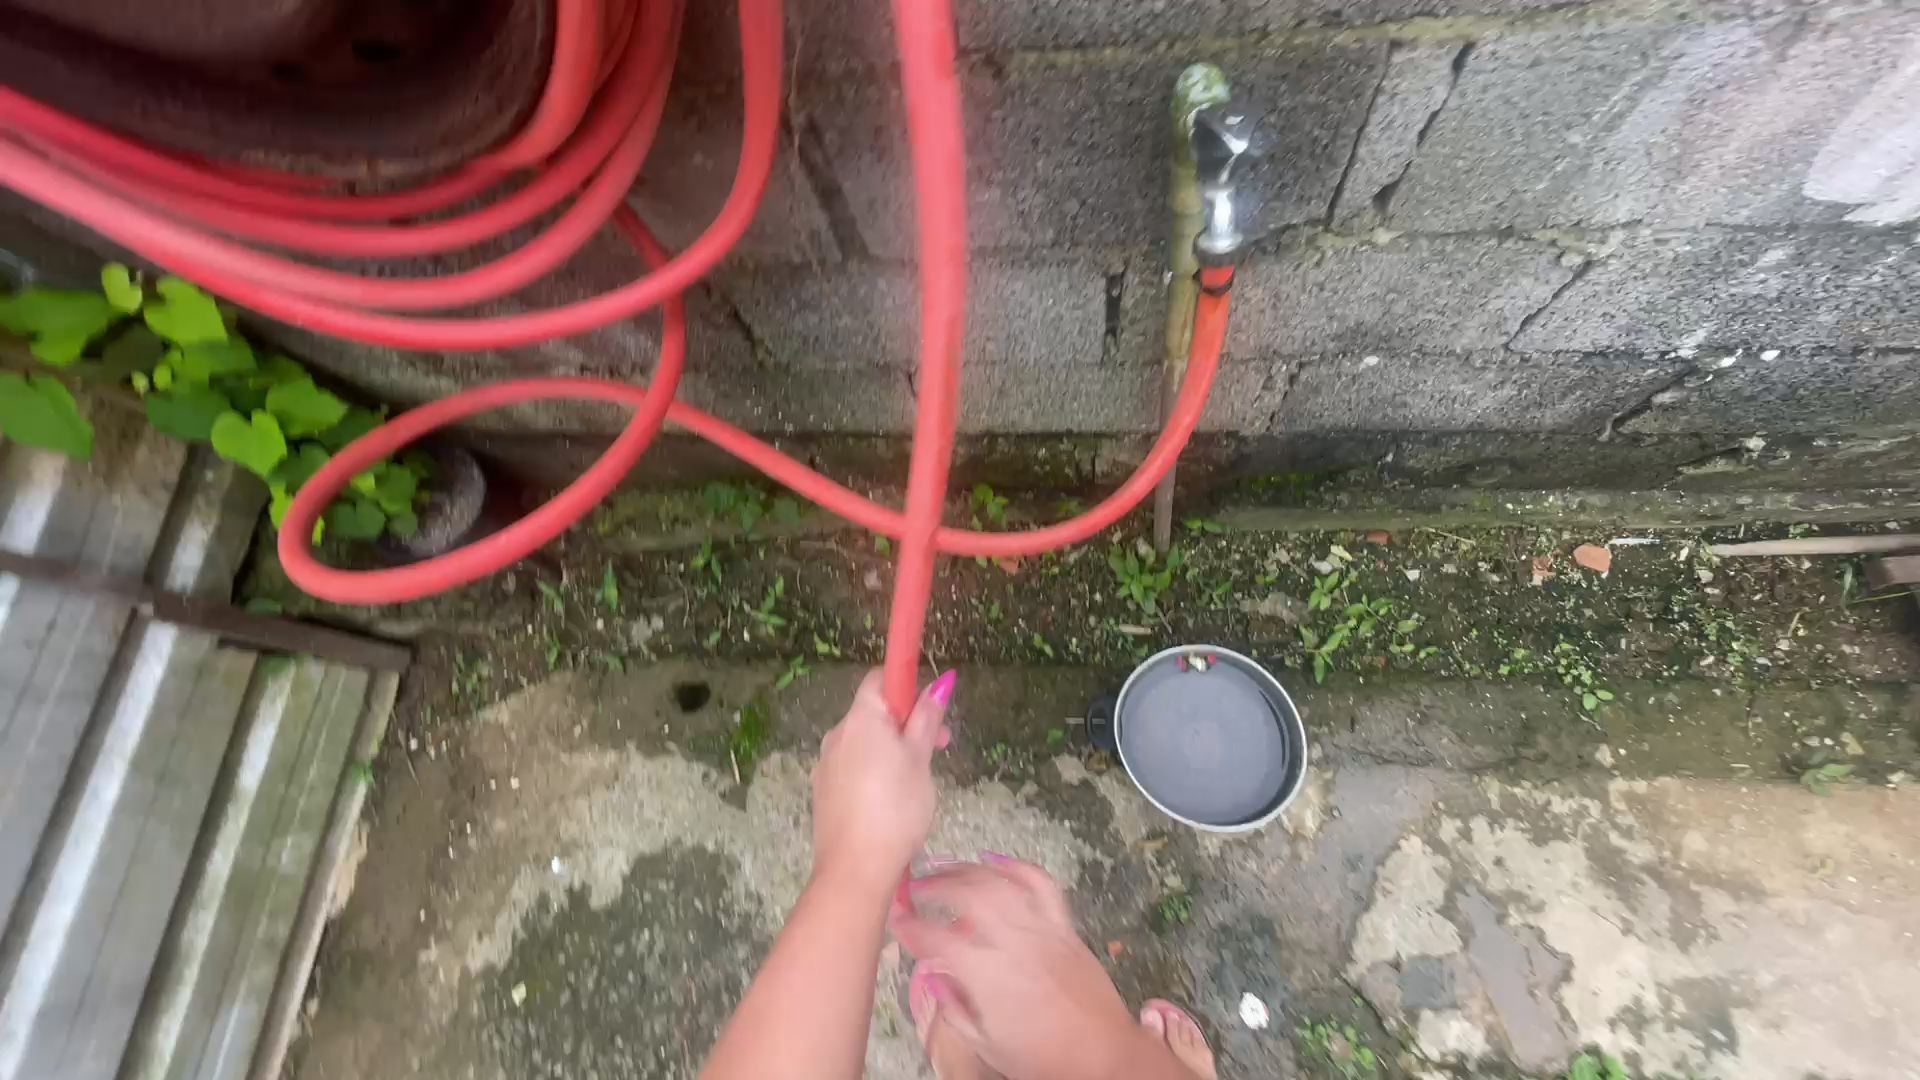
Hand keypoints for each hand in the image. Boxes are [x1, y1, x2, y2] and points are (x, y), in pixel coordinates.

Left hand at [808, 669, 951, 895]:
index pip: (879, 678)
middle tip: (937, 748)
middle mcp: (837, 734)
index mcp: (861, 718)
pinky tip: (890, 802)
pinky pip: (852, 767)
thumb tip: (939, 683)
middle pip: (873, 712)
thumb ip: (927, 718)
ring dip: (891, 749)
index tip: (929, 709)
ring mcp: (825, 764)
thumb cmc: (896, 807)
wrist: (855, 870)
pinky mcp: (822, 791)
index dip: (906, 684)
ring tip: (916, 782)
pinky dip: (872, 771)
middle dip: (905, 723)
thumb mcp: (921, 759)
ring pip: (864, 742)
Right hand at [889, 857, 1169, 1079]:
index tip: (897, 918)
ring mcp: (1040, 927)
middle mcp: (1012, 942)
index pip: (936, 939)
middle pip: (967, 894)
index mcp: (987, 975)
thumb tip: (931, 975)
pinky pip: (1040, 882)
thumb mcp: (988, 1044)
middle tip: (916, 885)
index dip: (910, 926)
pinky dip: (1015, 866)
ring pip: (999, 881)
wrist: (1103, 1056)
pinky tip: (994, 860)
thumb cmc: (1043, 1057)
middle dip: (936, 883)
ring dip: (967, 868)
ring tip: (945, 865)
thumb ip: (955, 1006)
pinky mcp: (1062, 924)